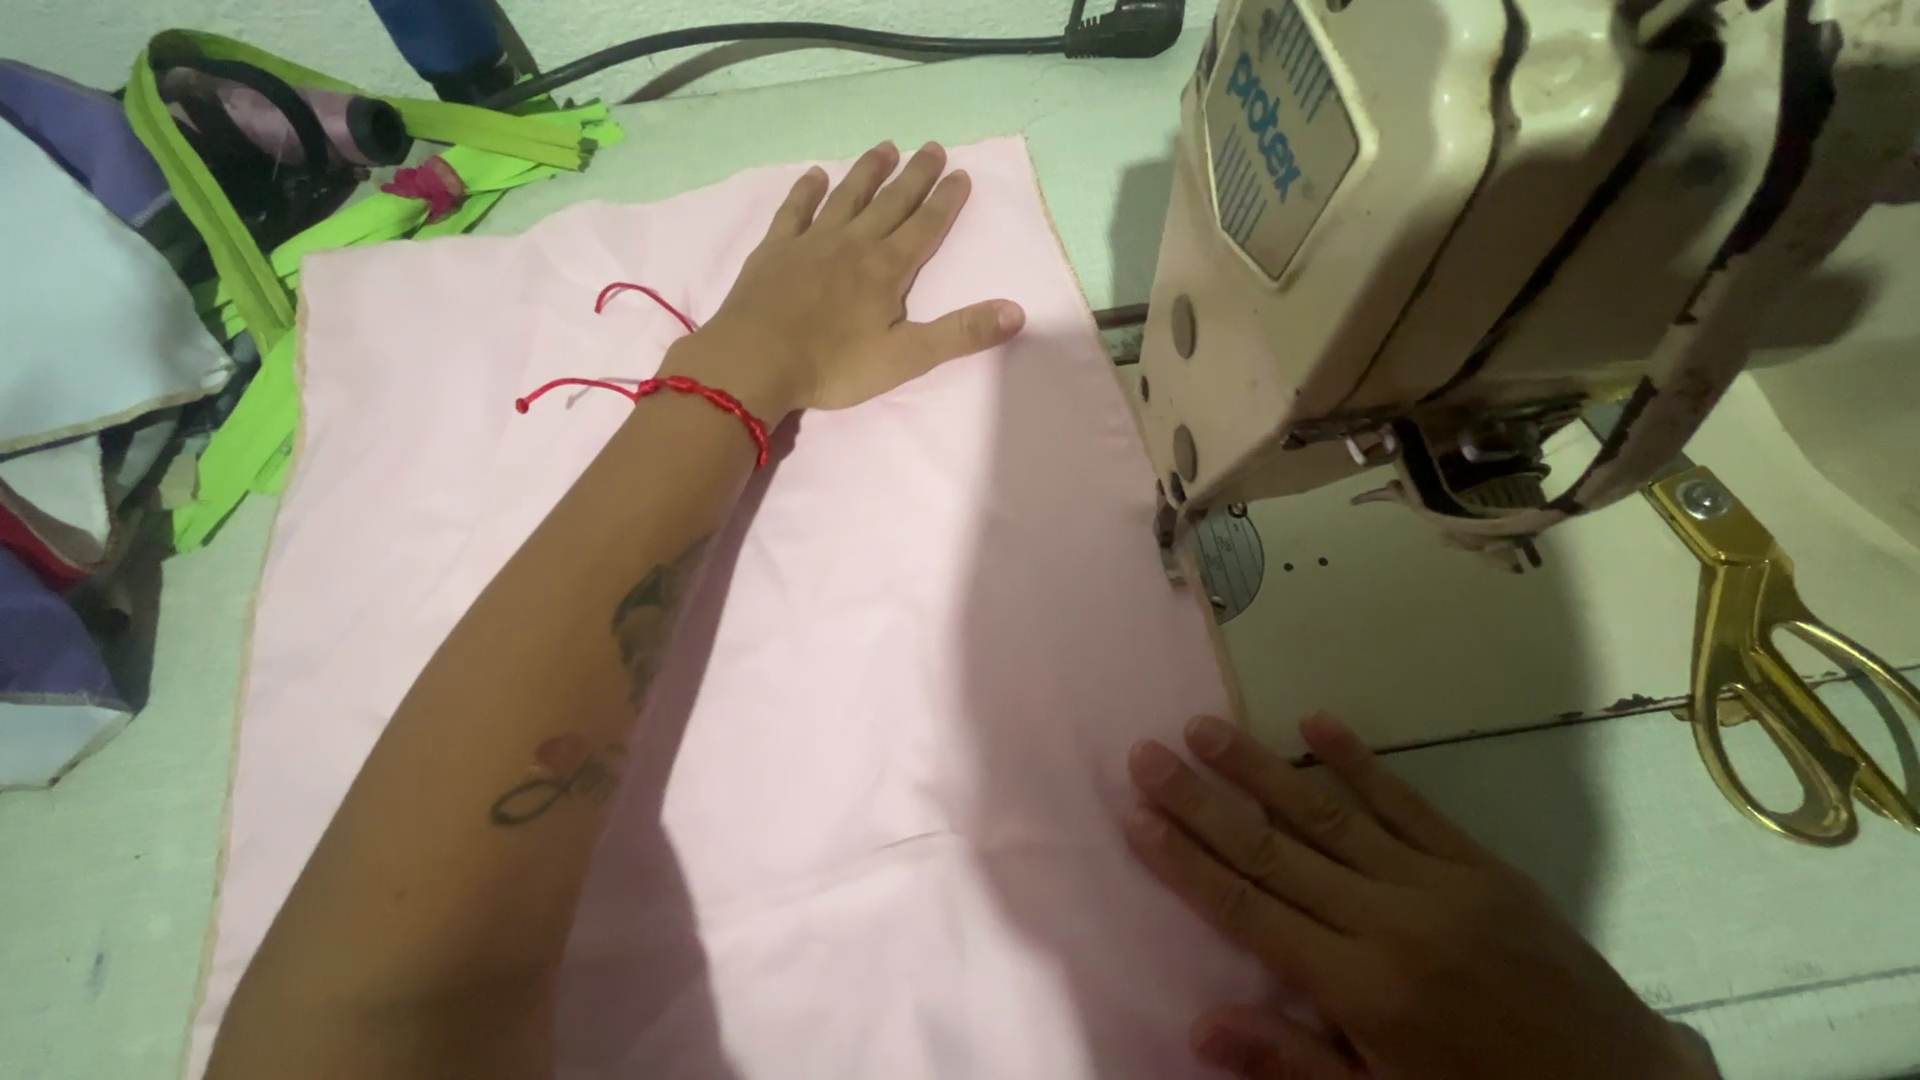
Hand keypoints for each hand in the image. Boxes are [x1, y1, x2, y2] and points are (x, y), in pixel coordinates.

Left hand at [663, 140, 1025, 421]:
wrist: (756, 361)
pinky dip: (806, 190)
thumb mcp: (907, 357)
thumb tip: (1017, 312)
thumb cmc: (834, 365)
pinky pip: (795, 210)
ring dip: (868, 172)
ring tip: (885, 148)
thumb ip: (961, 334)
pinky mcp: (775, 250)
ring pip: (847, 197)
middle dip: (915, 176)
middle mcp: (854, 244)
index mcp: (887, 270)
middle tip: (931, 147)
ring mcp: (811, 242)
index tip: (960, 173)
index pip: (925, 227)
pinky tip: (815, 175)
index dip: (945, 201)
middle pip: (891, 203)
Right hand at [1124, 714, 1717, 1079]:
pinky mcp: (1479, 864)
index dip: (1185, 862)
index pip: (1247, 910)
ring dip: (1259, 766)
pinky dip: (1359, 762)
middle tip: (1148, 753)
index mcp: (1360, 989)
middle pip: (1271, 850)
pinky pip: (1408, 803)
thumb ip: (1292, 1060)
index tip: (1135, 816)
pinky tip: (1316, 720)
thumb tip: (1200, 1023)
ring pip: (1327, 812)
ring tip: (1206, 727)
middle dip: (1201, 800)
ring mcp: (1436, 884)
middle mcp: (1387, 922)